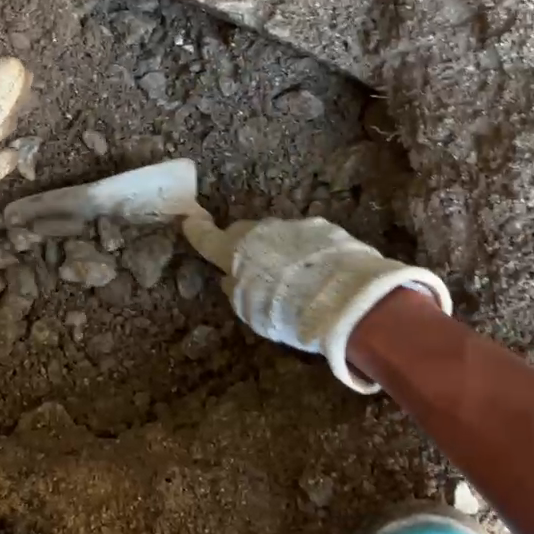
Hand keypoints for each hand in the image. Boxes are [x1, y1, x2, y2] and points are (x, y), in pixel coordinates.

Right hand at [182, 215, 449, 392]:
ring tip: (291, 275)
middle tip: (249, 266)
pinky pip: (308, 240)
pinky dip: (306, 252)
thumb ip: (235, 290)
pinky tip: (318, 273)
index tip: (188, 221)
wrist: (345, 299)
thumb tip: (228, 278)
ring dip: (278, 250)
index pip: (207, 238)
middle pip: (245, 234)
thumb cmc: (286, 311)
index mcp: (234, 250)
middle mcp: (261, 231)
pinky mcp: (326, 229)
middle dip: (244, 246)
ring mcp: (295, 227)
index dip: (196, 231)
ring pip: (278, 236)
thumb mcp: (250, 312)